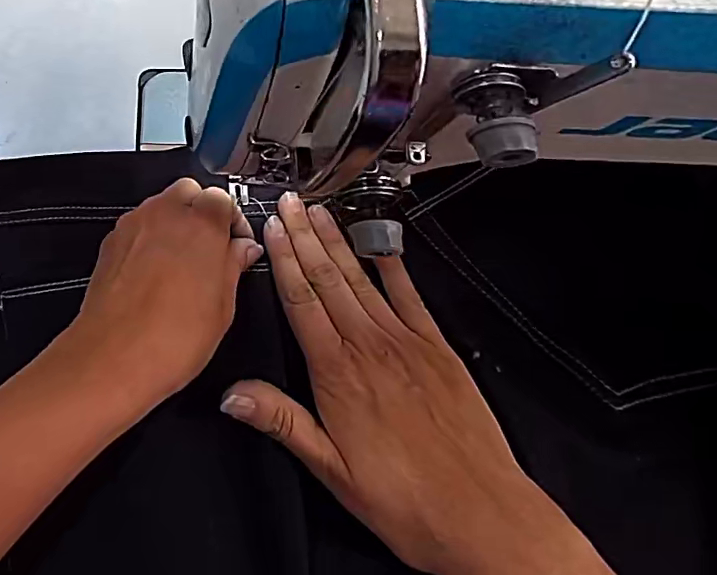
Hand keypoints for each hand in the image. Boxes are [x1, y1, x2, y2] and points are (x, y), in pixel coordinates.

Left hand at [57, 178, 260, 403]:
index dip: (233, 221)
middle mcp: (166, 215)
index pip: (224, 199)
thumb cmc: (166, 339)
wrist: (111, 361)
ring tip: (183, 264)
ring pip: (161, 207)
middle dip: (202, 213)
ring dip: (174, 224)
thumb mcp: (223, 308)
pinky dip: (149, 239)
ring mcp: (135, 225)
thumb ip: (234, 267)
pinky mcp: (112, 241)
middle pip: (190, 192)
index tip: (237, 244)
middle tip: (211, 248)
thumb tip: (241, 252)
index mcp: (202, 223)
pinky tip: (157, 274)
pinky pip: (138, 227)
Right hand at [221, 195, 610, 574]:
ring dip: (337, 242)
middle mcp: (369, 347)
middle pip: (327, 278)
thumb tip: (235, 395)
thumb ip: (282, 421)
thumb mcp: (331, 469)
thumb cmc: (406, 501)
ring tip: (320, 213)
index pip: (301, 301)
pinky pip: (409, 294)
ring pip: (361, 279)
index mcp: (338, 374)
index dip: (284, 259)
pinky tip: (380, 243)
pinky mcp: (436, 346)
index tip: (273, 228)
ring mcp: (405, 341)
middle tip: (291, 202)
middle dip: (304, 236)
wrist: (480, 513)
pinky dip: (392, 265)